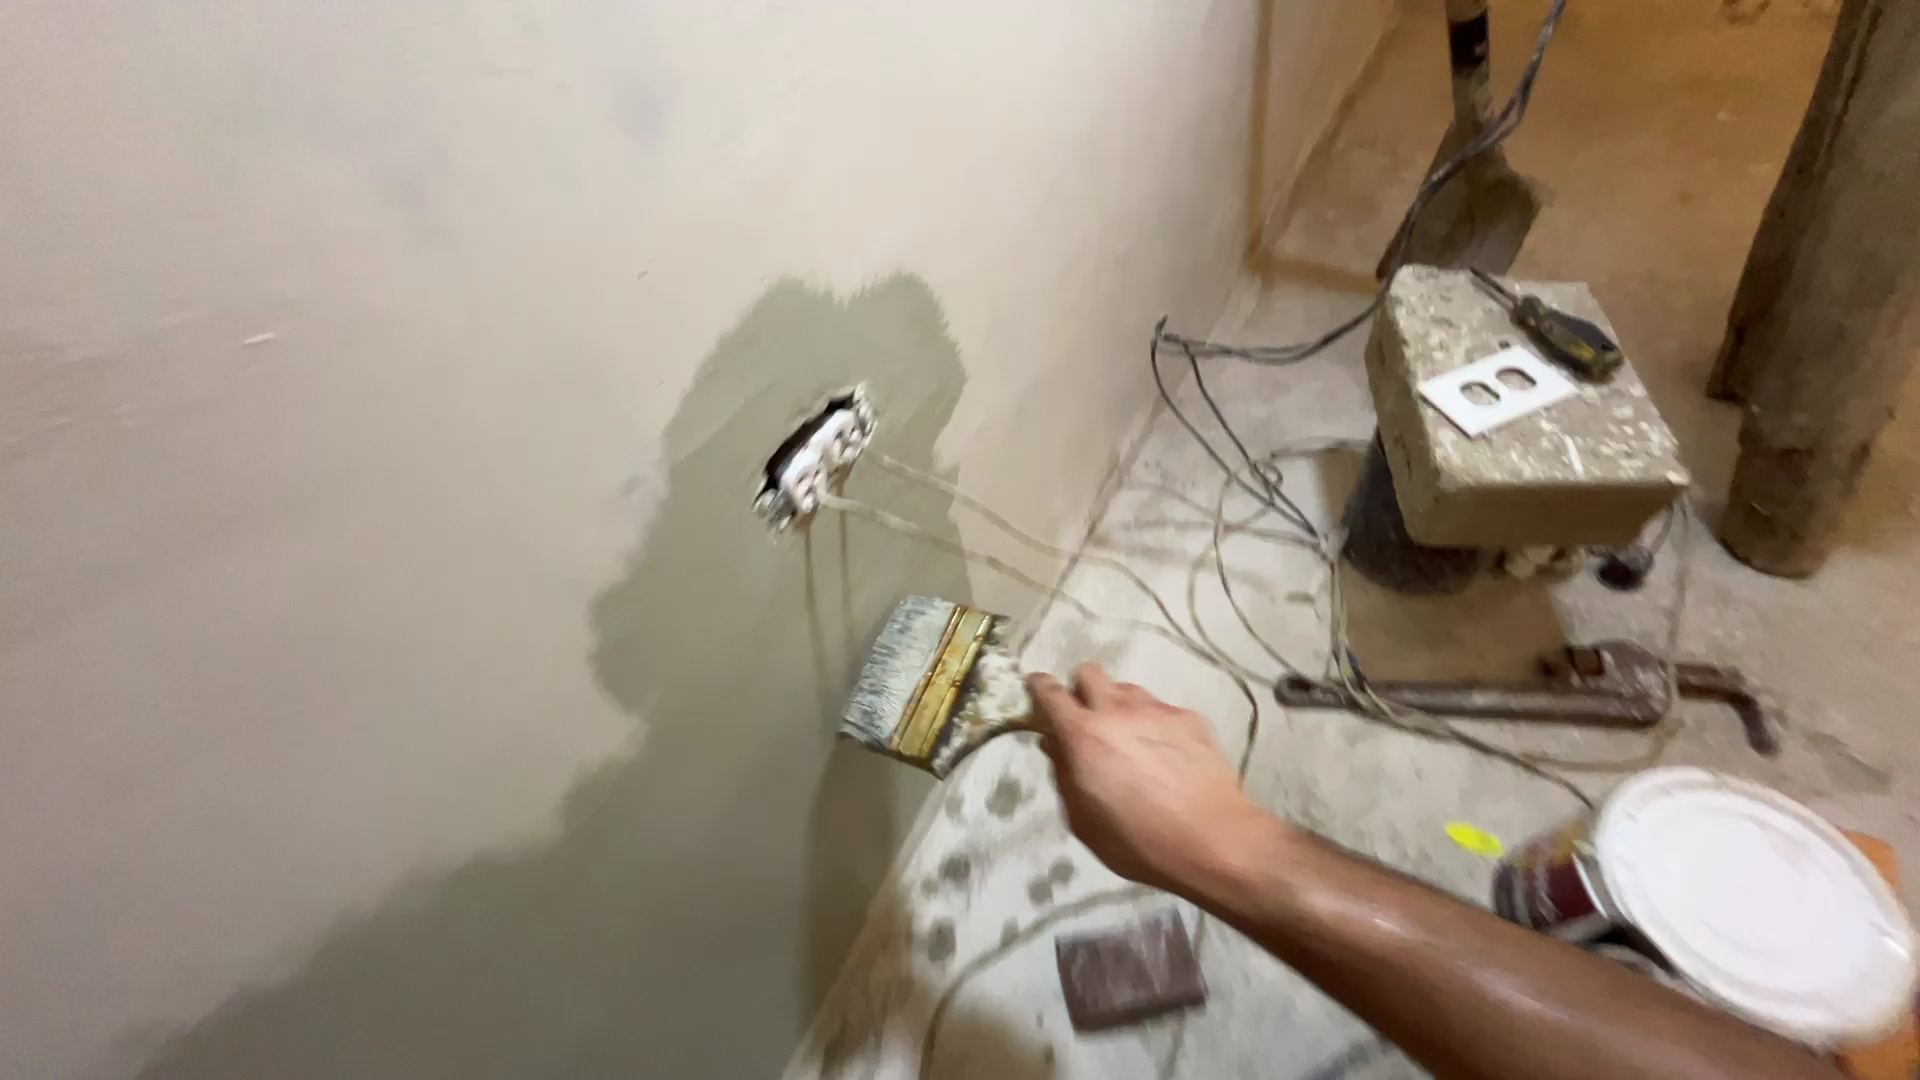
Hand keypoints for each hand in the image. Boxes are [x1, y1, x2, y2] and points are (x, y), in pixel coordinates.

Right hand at [1028, 664, 1265, 894]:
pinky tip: (1165, 752)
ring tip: (1129, 736)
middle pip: (1088, 672)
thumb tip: (1054, 744)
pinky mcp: (1189, 718)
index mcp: (1083, 735)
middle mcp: (1117, 710)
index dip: (1038, 685)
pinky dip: (1153, 722)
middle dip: (1081, 688)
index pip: (1051, 693)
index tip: (1034, 685)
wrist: (1213, 840)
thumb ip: (1064, 776)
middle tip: (1086, 716)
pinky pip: (1160, 708)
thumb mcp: (1084, 821)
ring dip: (1118, 704)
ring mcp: (1156, 709)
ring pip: (1126, 688)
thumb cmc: (1138, 841)